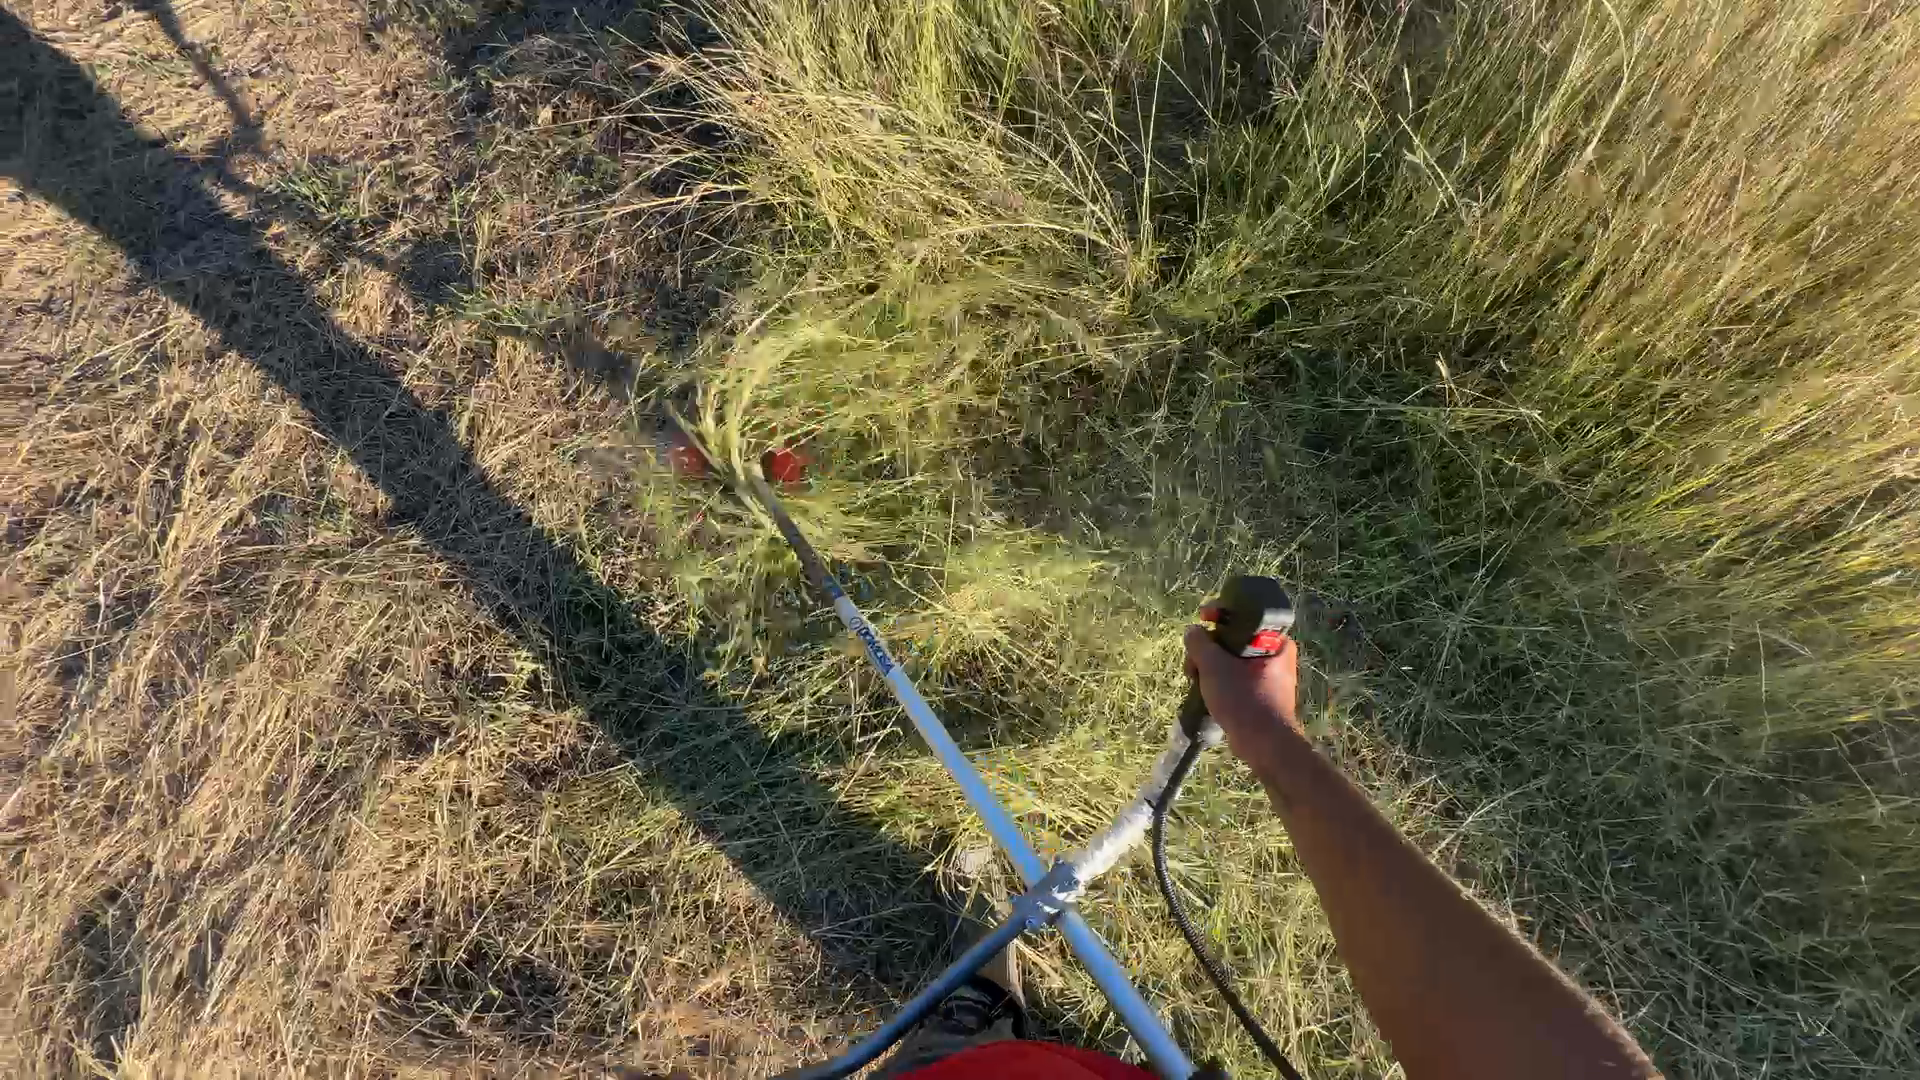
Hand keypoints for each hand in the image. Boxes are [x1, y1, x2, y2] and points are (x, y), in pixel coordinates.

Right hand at [1184, 613, 1302, 768]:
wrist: (1264, 744)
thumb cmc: (1243, 698)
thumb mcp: (1214, 665)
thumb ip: (1199, 643)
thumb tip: (1193, 631)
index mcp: (1275, 641)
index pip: (1244, 614)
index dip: (1220, 613)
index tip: (1203, 618)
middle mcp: (1277, 654)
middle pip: (1233, 638)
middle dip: (1209, 648)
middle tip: (1194, 662)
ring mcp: (1270, 676)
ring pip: (1232, 659)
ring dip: (1210, 666)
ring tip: (1196, 680)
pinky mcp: (1263, 694)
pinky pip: (1236, 677)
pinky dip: (1220, 680)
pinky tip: (1207, 691)